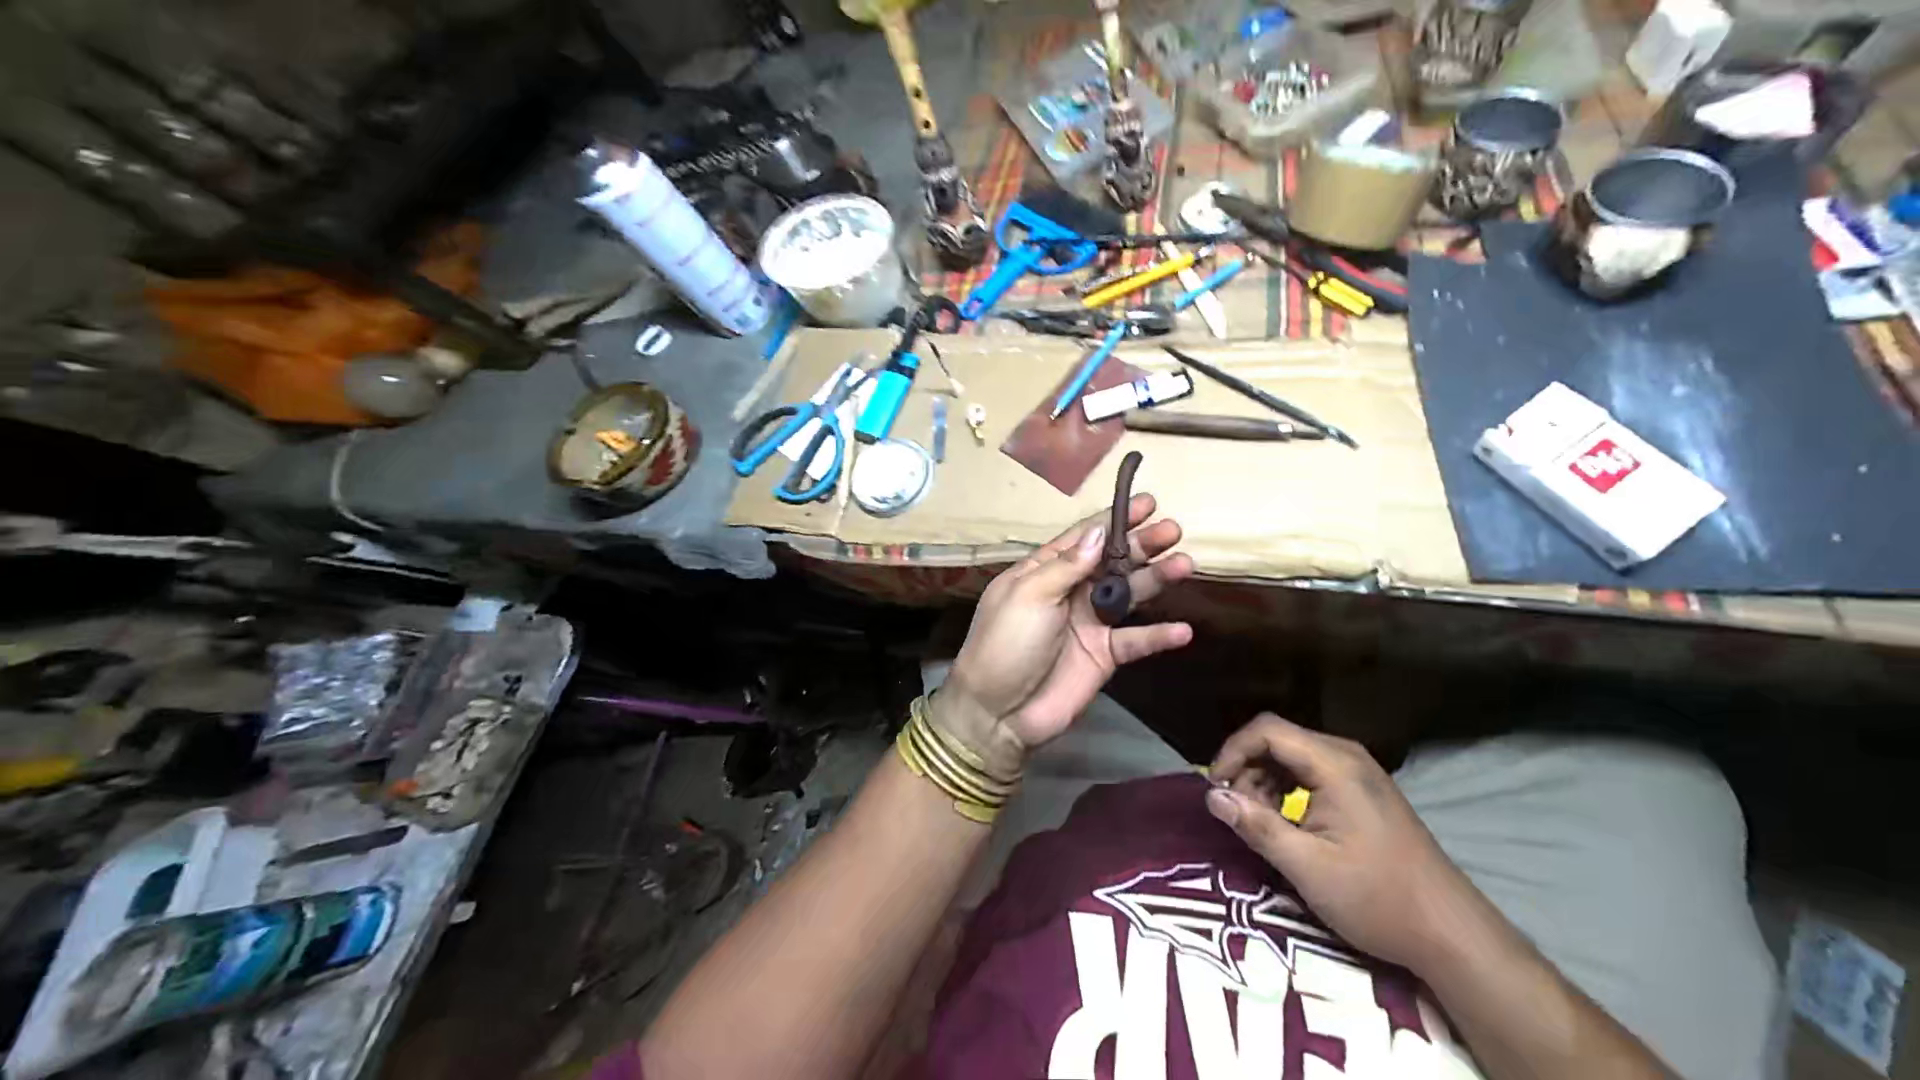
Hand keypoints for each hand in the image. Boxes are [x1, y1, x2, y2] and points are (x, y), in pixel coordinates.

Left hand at [935, 494, 1194, 775]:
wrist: (997, 712)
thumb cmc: (1005, 643)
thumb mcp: (1029, 596)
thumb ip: (1067, 566)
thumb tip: (1098, 533)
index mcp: (1044, 571)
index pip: (1085, 538)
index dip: (1115, 520)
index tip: (1147, 502)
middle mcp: (1070, 592)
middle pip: (1113, 562)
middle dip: (1143, 544)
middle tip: (1174, 530)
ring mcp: (1089, 624)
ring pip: (1130, 594)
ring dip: (1157, 579)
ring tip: (1184, 564)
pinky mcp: (1104, 656)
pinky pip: (1136, 640)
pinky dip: (1159, 635)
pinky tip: (1182, 630)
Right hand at [1205, 714, 1490, 973]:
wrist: (1450, 932)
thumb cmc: (1376, 897)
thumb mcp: (1307, 866)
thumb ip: (1256, 826)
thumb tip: (1212, 797)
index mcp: (1335, 765)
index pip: (1267, 730)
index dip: (1232, 751)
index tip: (1215, 788)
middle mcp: (1347, 757)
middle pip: (1278, 738)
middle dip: (1247, 768)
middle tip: (1236, 810)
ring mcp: (1358, 772)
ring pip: (1291, 755)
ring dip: (1263, 780)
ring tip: (1258, 820)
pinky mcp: (1362, 791)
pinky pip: (1310, 772)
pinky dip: (1285, 789)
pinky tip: (1284, 822)